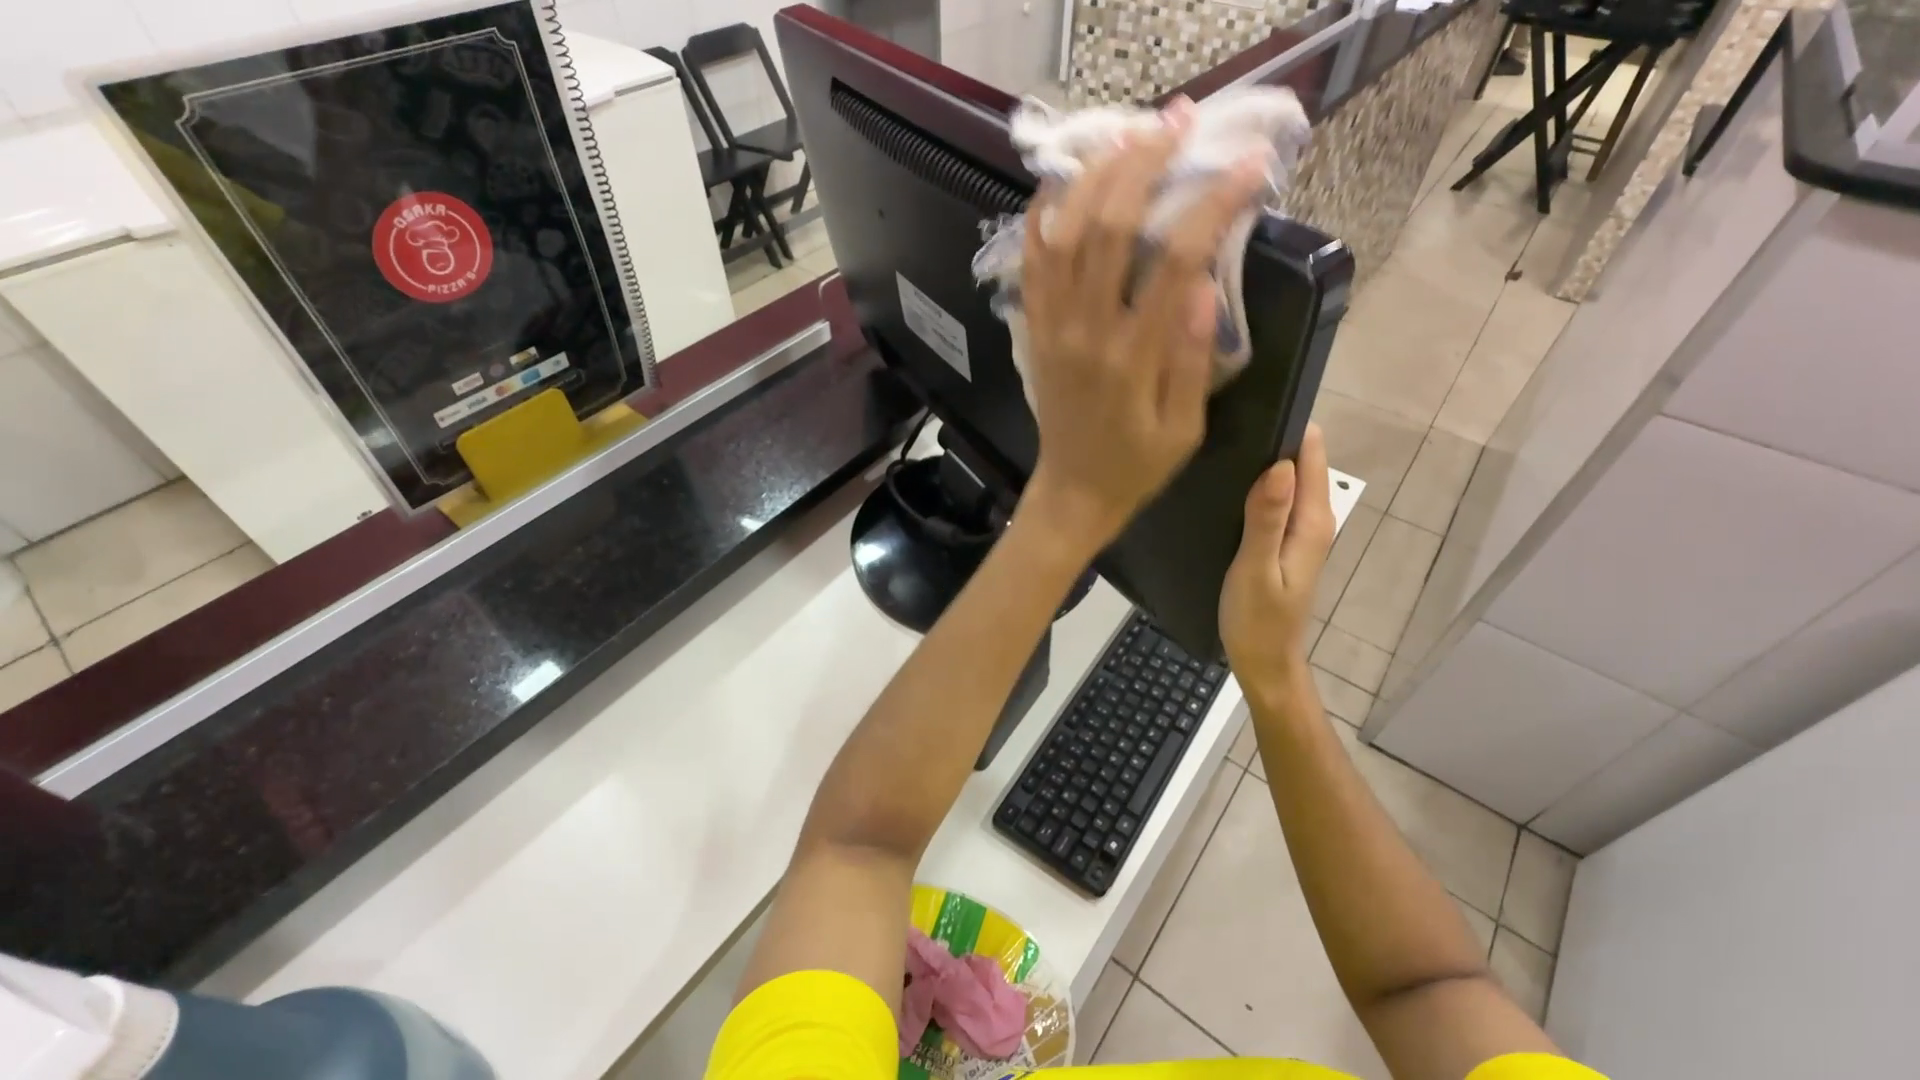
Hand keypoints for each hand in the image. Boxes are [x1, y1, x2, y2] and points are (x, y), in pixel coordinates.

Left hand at [1018, 106, 1269, 546]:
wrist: (1073, 491)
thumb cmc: (1138, 464)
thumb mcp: (1185, 428)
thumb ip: (1192, 359)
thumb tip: (1202, 285)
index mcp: (1133, 358)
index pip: (1175, 260)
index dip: (1212, 204)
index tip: (1247, 165)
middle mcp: (1086, 331)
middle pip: (1110, 227)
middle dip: (1146, 165)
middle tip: (1179, 122)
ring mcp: (1052, 326)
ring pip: (1065, 233)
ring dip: (1095, 175)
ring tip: (1128, 134)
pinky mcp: (1035, 328)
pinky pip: (1032, 261)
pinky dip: (1045, 215)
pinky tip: (1066, 180)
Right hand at [1220, 425, 1335, 709]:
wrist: (1262, 662)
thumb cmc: (1257, 619)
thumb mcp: (1256, 569)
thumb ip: (1267, 518)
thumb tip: (1281, 464)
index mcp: (1311, 521)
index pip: (1311, 454)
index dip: (1288, 425)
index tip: (1251, 401)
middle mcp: (1312, 519)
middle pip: (1300, 461)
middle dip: (1271, 436)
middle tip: (1224, 416)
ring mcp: (1297, 529)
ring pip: (1285, 478)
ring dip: (1261, 459)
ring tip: (1219, 438)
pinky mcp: (1280, 539)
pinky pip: (1274, 496)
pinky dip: (1255, 482)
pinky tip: (1225, 479)